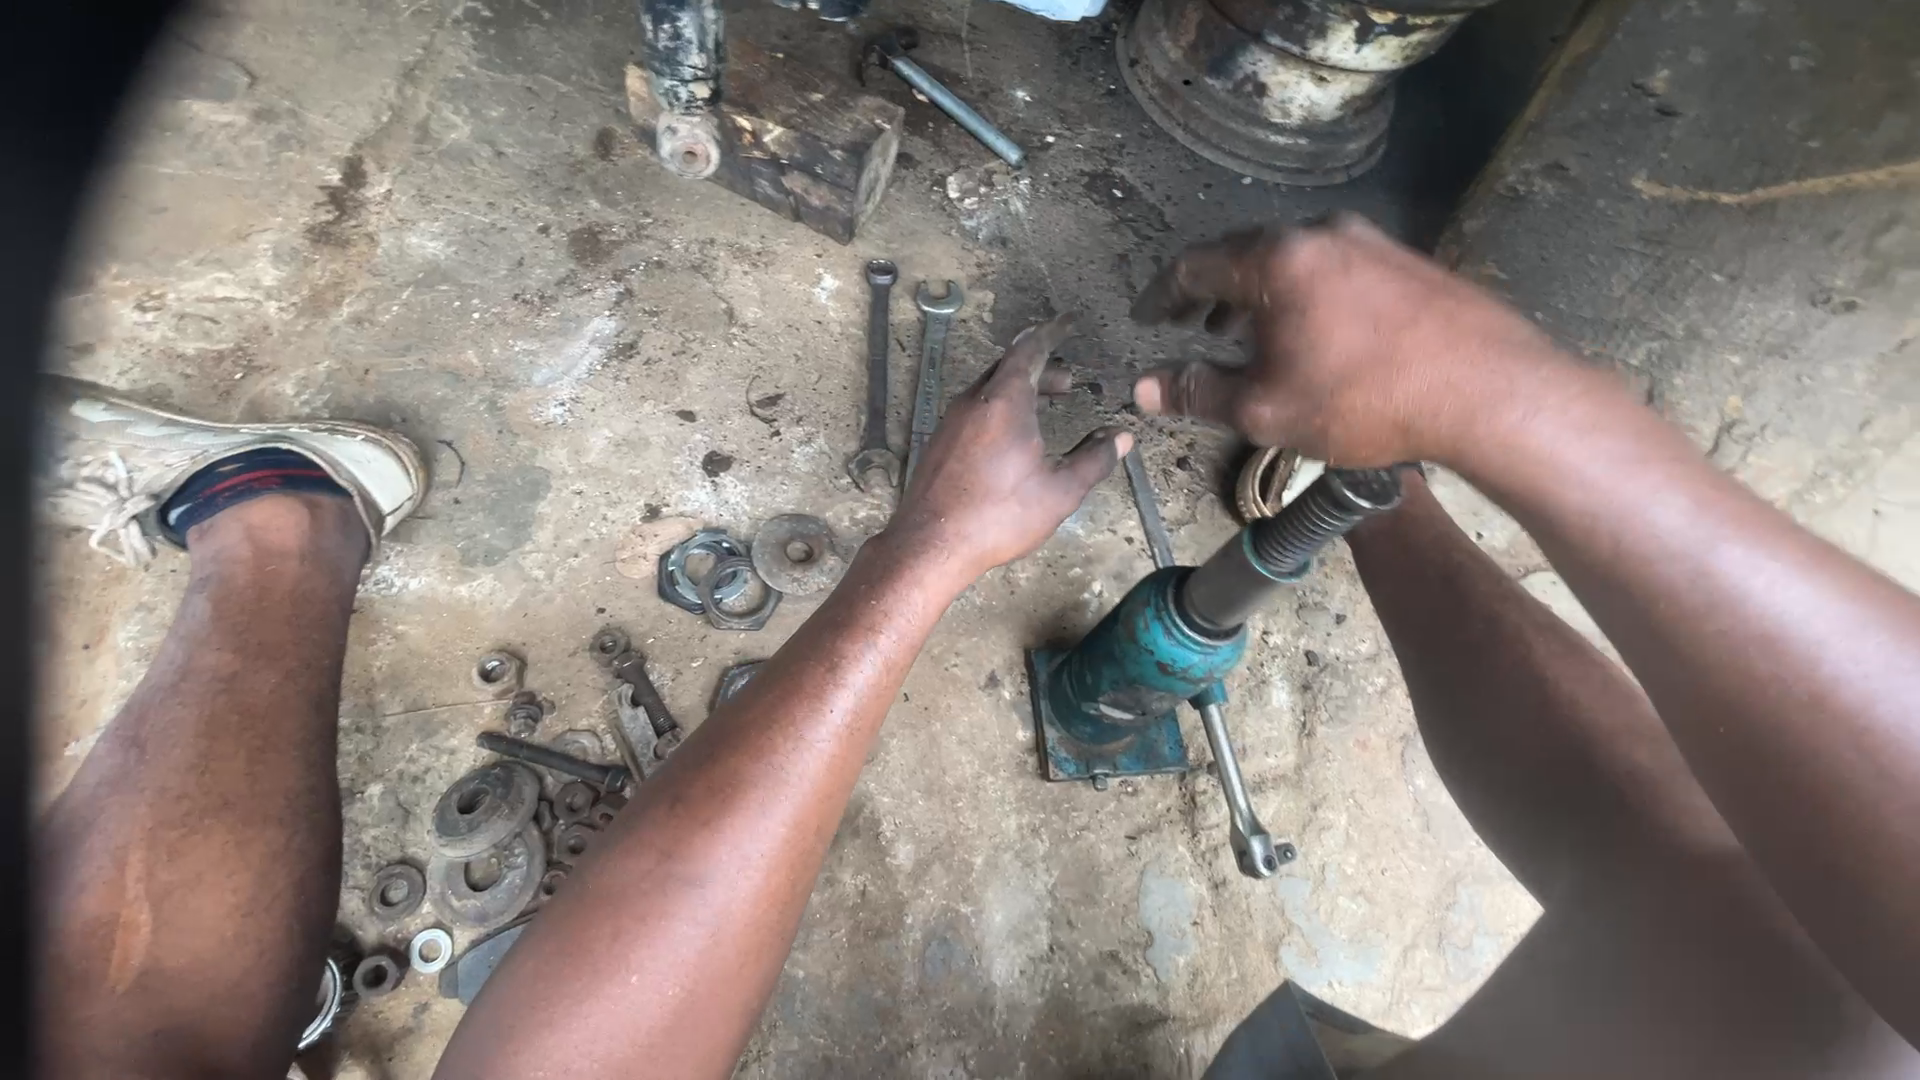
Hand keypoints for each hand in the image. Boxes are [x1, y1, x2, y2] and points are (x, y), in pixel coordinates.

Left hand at [890, 314, 1131, 582]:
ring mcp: (950, 422)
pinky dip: (998, 409)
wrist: (931, 544)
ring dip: (1018, 390)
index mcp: (1005, 402)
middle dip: (1040, 367)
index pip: (1030, 350)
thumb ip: (1094, 460)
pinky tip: (1010, 439)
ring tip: (1044, 408)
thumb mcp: (1059, 492)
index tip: (1068, 322)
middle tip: (1067, 383)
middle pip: (1008, 367)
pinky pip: (974, 410)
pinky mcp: (939, 443)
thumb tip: (1121, 437)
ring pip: (988, 390)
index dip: (1052, 332)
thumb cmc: (999, 516)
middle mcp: (974, 402)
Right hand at [1130, 216, 1562, 465]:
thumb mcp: (1264, 408)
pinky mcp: (1402, 260)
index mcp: (1277, 259)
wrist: (1490, 392)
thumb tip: (1143, 387)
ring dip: (1250, 294)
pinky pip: (1326, 267)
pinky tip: (1301, 333)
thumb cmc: (1363, 401)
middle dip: (1205, 293)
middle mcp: (1320, 232)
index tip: (1146, 319)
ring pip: (1287, 260)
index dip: (1161, 295)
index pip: (1195, 265)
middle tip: (1185, 326)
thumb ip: (1197, 392)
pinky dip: (1294, 294)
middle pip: (1241, 254)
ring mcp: (1368, 240)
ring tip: (1236, 333)